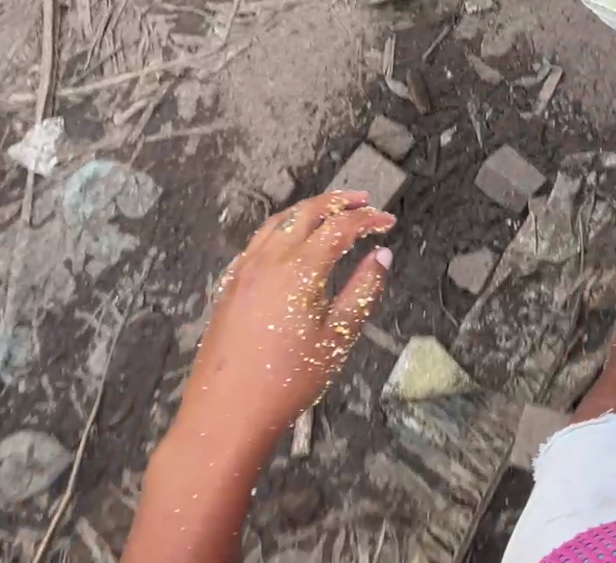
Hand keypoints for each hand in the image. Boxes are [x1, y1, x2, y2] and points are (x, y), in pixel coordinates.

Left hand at [177, 192, 395, 455]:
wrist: (226, 416)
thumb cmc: (290, 378)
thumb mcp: (338, 336)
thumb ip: (364, 289)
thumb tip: (382, 255)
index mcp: (300, 269)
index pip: (340, 227)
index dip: (368, 220)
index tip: (389, 222)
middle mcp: (269, 260)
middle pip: (306, 212)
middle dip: (338, 201)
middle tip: (364, 200)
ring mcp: (244, 271)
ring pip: (277, 222)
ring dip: (308, 209)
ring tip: (331, 210)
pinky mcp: (229, 287)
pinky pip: (257, 241)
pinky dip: (282, 228)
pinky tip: (291, 241)